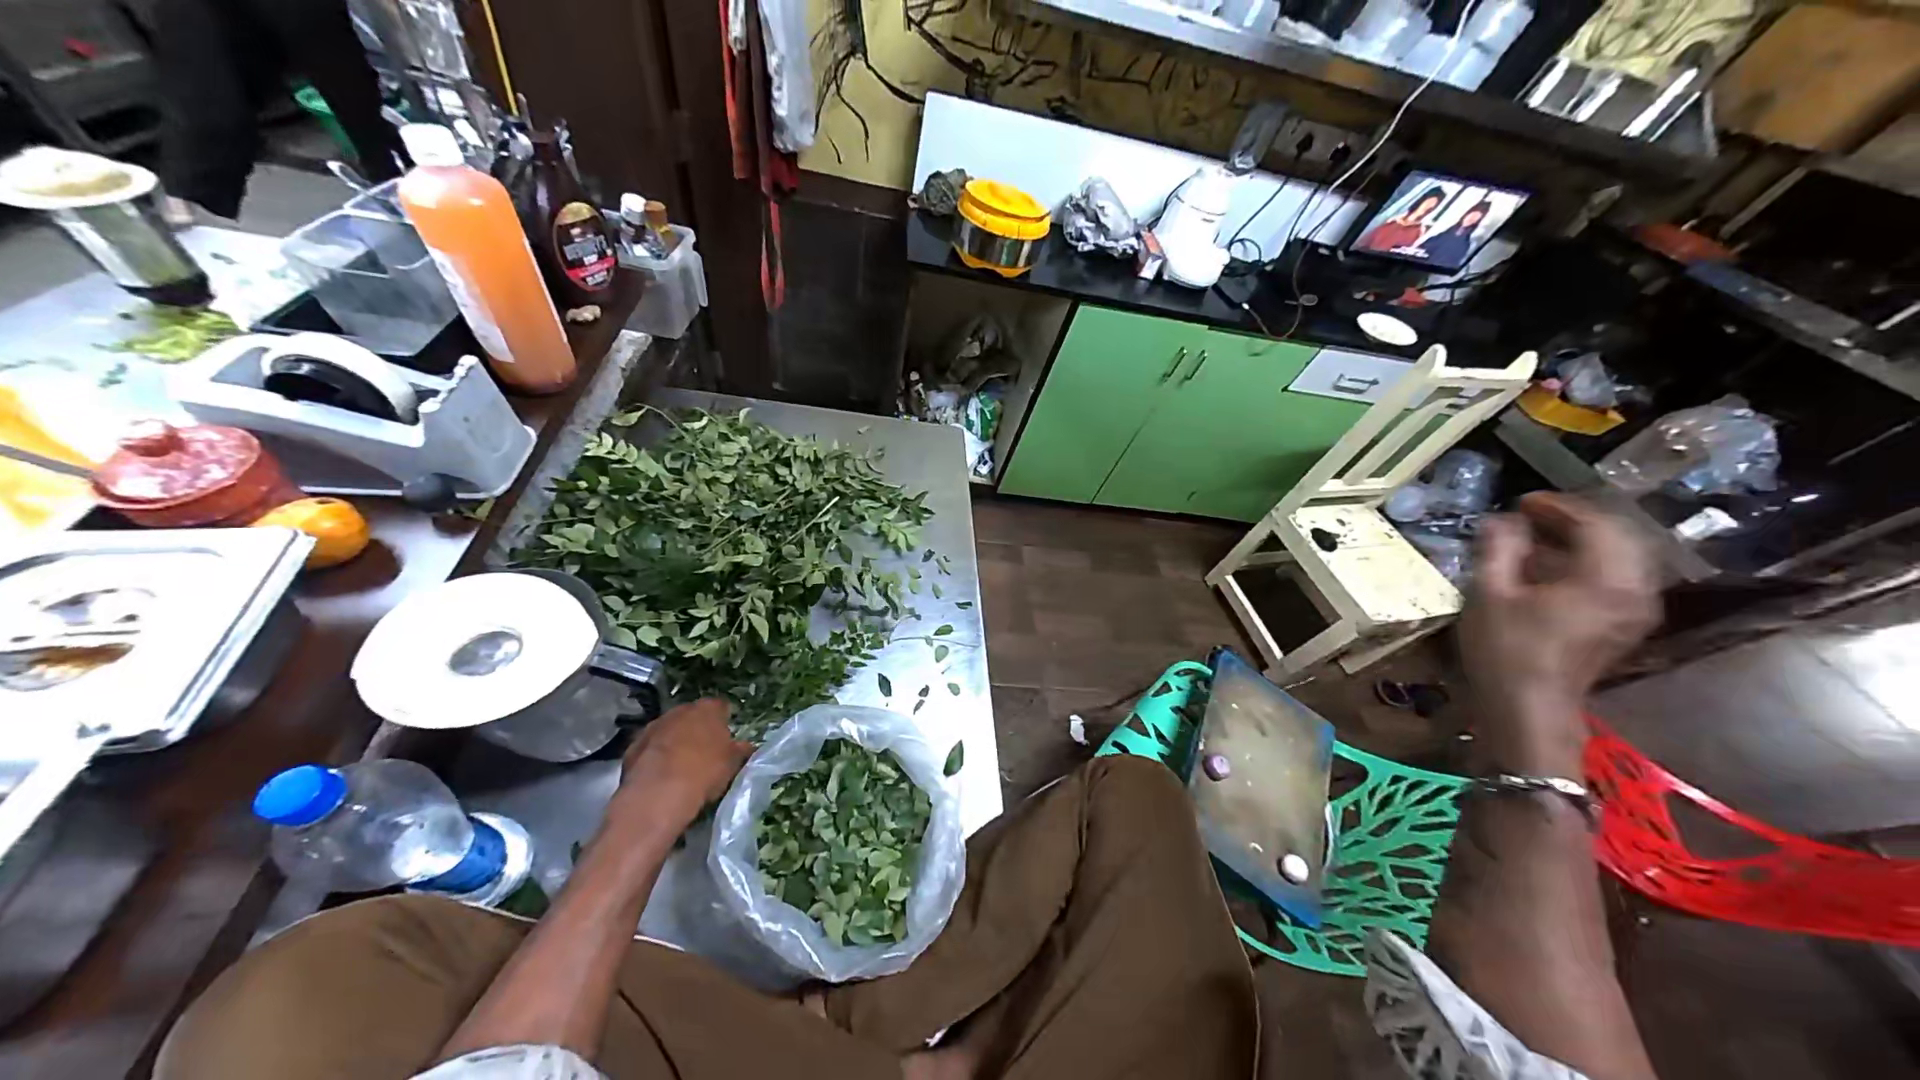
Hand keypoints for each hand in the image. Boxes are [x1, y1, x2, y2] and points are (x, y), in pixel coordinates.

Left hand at [609, 698, 752, 831]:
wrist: (658, 795)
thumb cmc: (704, 772)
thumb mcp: (733, 763)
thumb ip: (741, 750)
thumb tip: (747, 746)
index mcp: (707, 710)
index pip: (721, 707)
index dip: (725, 720)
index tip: (728, 737)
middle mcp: (679, 711)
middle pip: (692, 716)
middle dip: (698, 730)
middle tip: (705, 751)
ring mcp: (653, 727)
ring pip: (669, 731)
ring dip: (675, 742)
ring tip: (682, 766)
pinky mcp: (632, 747)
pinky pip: (650, 748)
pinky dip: (656, 757)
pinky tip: (661, 776)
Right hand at [1461, 493, 1659, 770]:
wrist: (1529, 707)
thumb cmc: (1507, 649)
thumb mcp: (1490, 593)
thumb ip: (1500, 549)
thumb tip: (1504, 521)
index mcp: (1606, 578)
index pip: (1595, 524)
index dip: (1558, 507)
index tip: (1521, 502)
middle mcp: (1635, 590)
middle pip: (1617, 537)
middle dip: (1574, 520)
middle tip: (1531, 516)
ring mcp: (1636, 610)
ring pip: (1620, 557)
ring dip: (1582, 541)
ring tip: (1539, 538)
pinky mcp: (1625, 625)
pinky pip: (1617, 578)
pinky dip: (1588, 563)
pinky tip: (1553, 568)